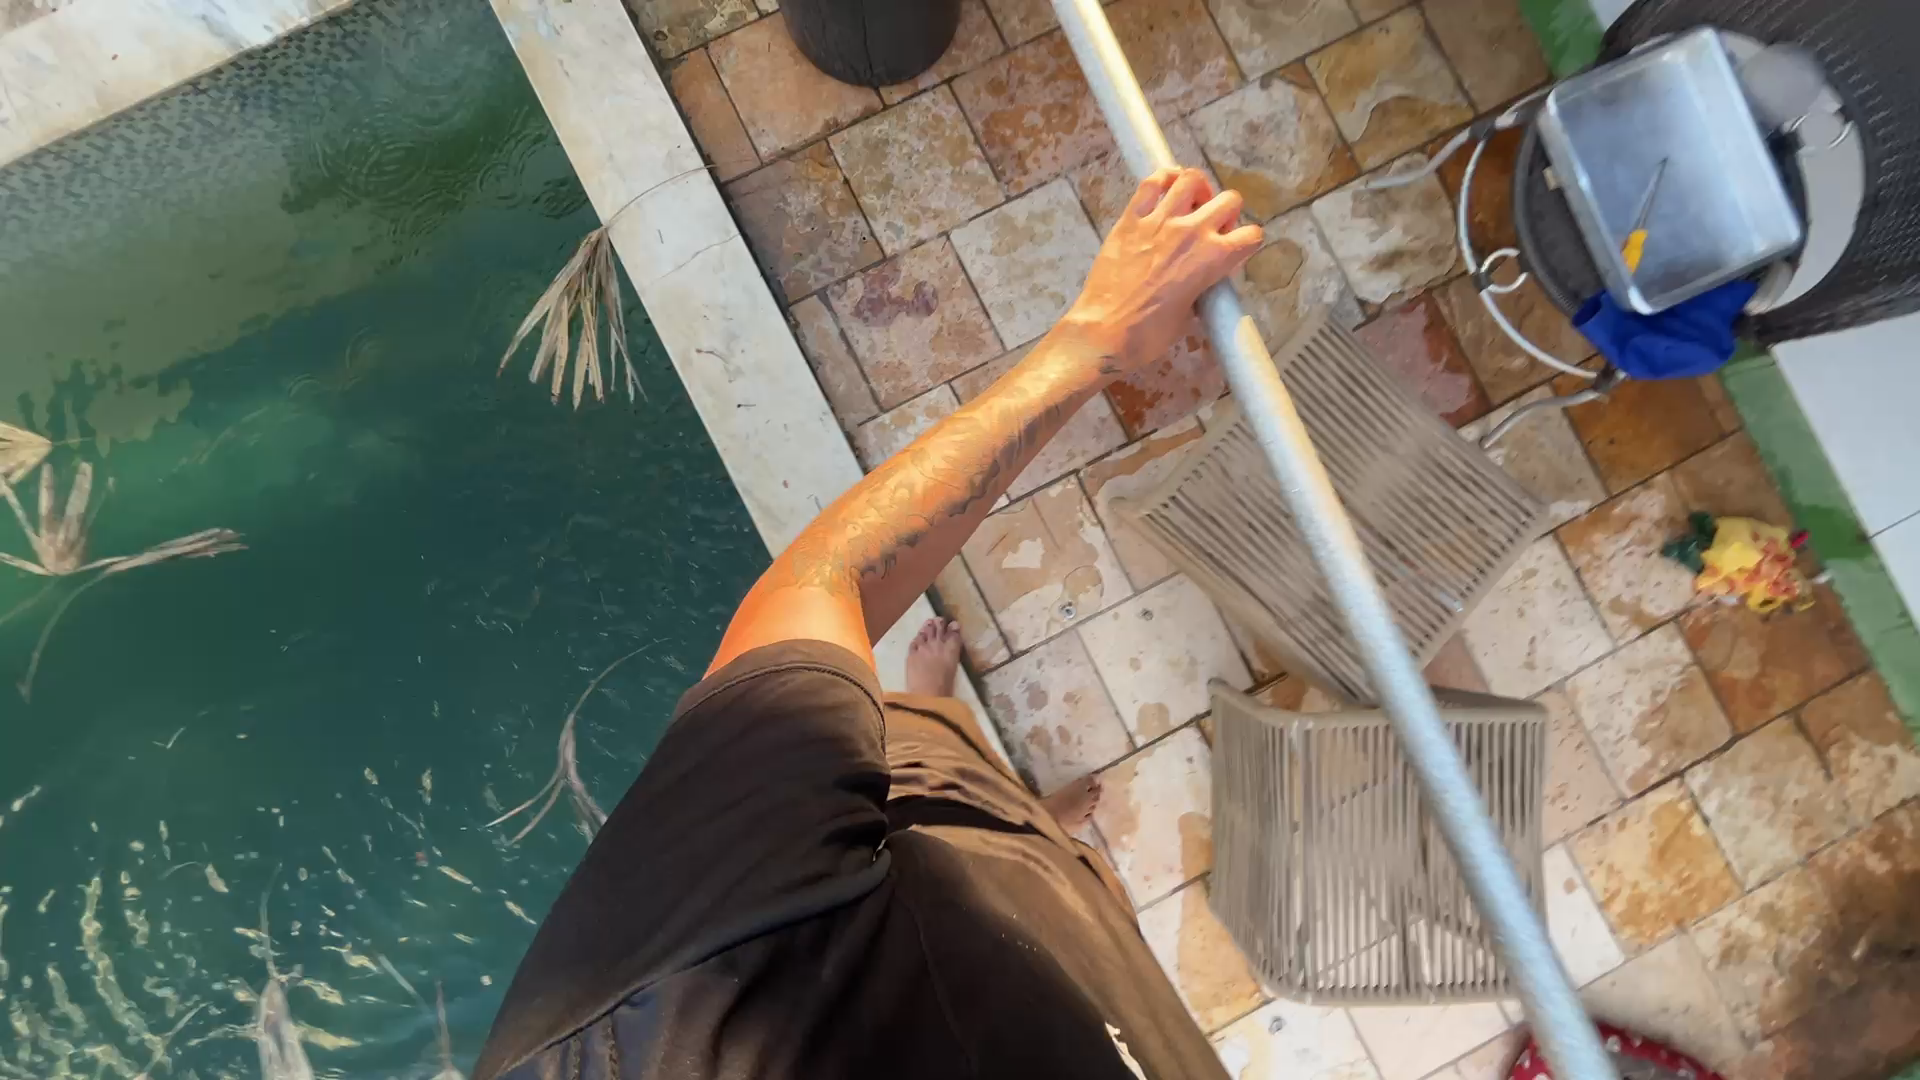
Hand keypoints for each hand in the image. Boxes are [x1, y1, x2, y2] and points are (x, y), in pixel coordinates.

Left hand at [1059, 168, 1262, 374]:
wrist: (1103, 332)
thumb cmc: (1146, 335)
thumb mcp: (1186, 318)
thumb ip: (1199, 291)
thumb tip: (1198, 284)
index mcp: (1213, 259)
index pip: (1251, 236)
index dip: (1245, 244)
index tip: (1232, 253)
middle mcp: (1192, 232)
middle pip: (1229, 200)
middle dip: (1227, 214)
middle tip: (1213, 229)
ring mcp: (1160, 221)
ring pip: (1192, 179)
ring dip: (1198, 190)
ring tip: (1190, 205)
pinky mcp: (1131, 219)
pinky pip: (1152, 182)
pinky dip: (1164, 178)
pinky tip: (1165, 188)